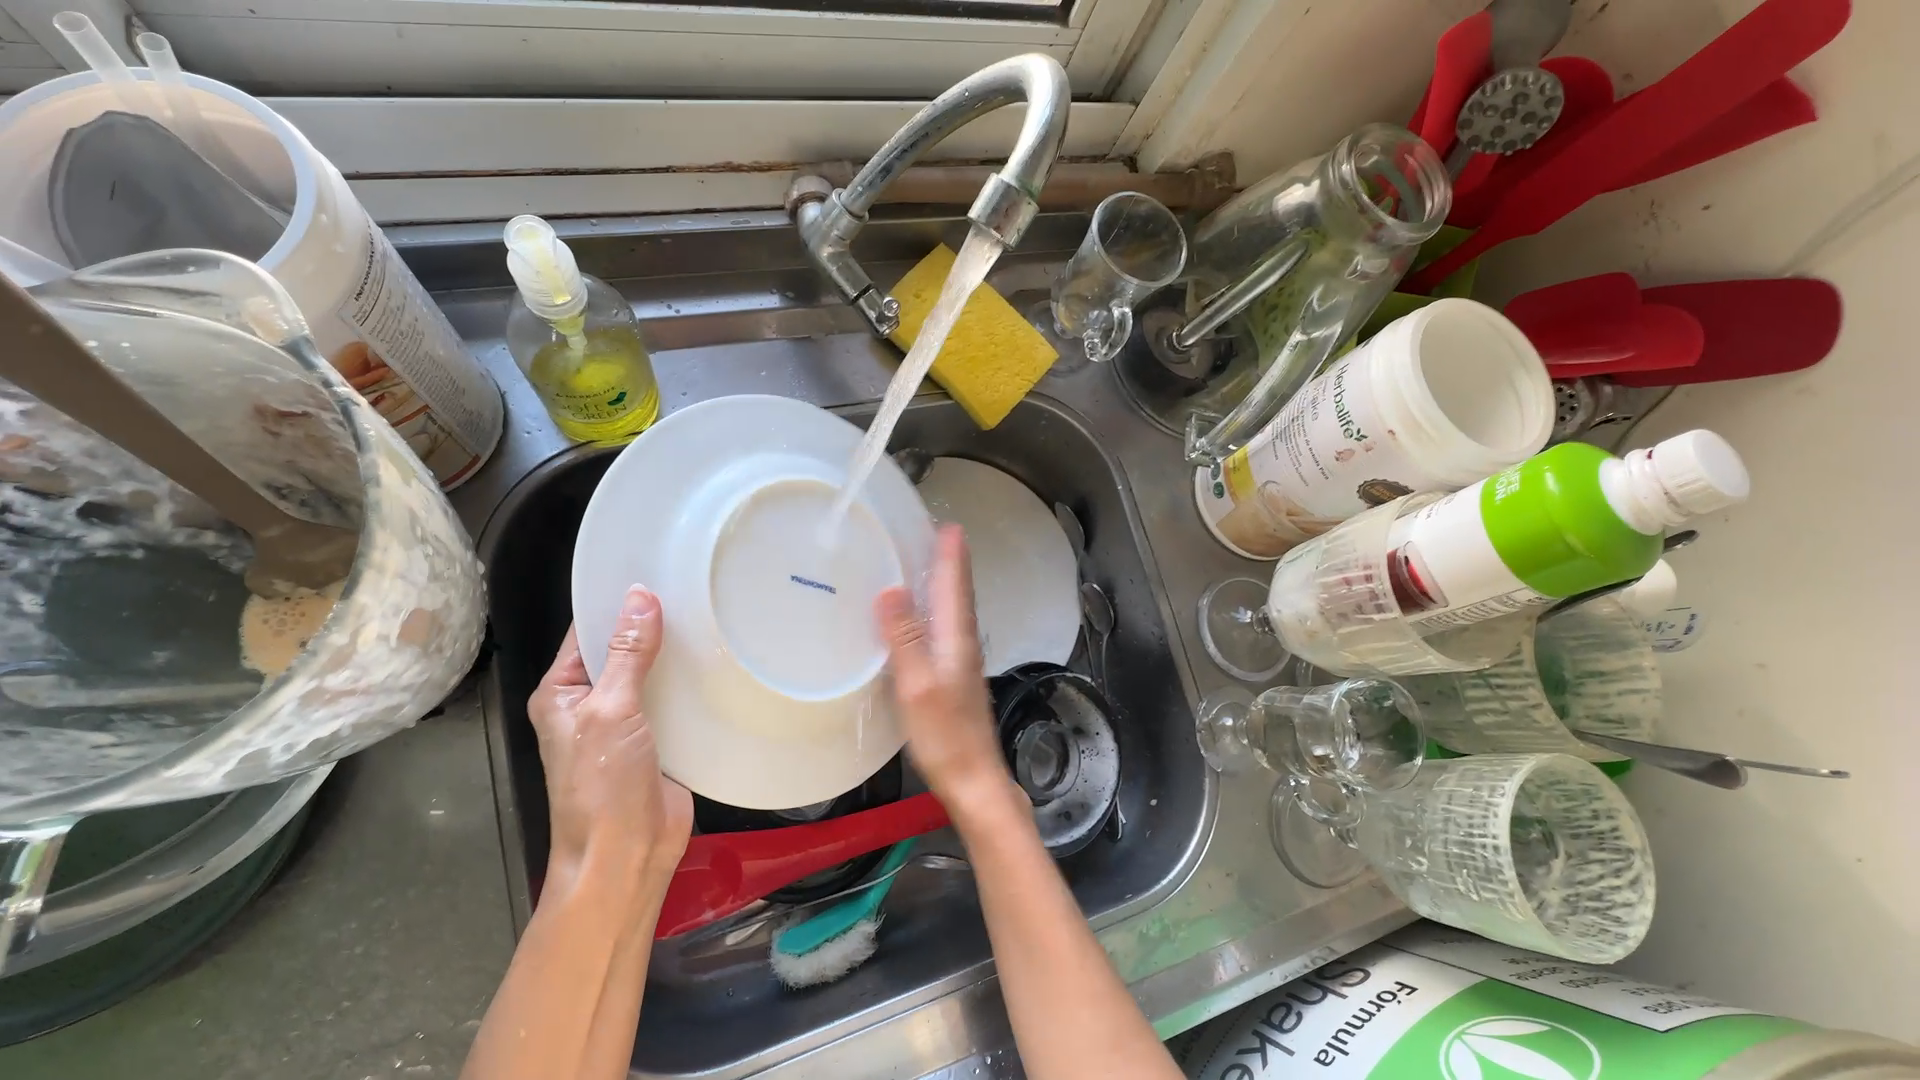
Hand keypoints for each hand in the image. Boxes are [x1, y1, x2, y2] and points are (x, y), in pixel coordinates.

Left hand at [528, 587, 693, 916]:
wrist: (627, 855)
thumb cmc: (601, 784)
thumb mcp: (610, 710)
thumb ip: (627, 653)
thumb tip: (640, 595)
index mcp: (562, 693)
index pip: (587, 633)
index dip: (616, 603)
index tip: (653, 569)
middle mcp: (592, 703)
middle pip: (624, 652)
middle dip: (654, 625)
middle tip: (695, 586)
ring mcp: (628, 724)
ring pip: (653, 676)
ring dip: (677, 654)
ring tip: (714, 613)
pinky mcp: (661, 742)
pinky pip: (676, 702)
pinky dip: (694, 683)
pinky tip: (721, 659)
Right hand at [876, 526, 1013, 806]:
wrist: (974, 781)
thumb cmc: (946, 736)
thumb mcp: (918, 685)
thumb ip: (905, 638)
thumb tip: (891, 588)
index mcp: (958, 638)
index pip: (956, 583)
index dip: (951, 552)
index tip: (945, 521)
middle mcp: (964, 643)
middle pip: (958, 592)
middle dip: (947, 561)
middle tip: (928, 533)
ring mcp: (962, 662)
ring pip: (952, 611)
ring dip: (942, 584)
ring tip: (922, 563)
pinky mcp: (954, 679)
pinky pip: (944, 631)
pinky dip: (934, 612)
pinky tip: (918, 618)